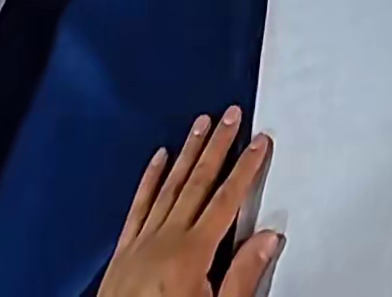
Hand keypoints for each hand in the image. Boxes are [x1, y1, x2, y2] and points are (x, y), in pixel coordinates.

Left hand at [98, 106, 280, 296]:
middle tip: (231, 114)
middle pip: (199, 181)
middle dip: (218, 144)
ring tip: (201, 123)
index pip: (227, 198)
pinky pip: (138, 208)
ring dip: (188, 151)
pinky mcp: (121, 255)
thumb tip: (269, 237)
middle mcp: (166, 240)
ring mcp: (141, 244)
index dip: (247, 167)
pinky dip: (149, 180)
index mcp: (192, 255)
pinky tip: (158, 158)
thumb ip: (242, 277)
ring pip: (170, 185)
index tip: (260, 140)